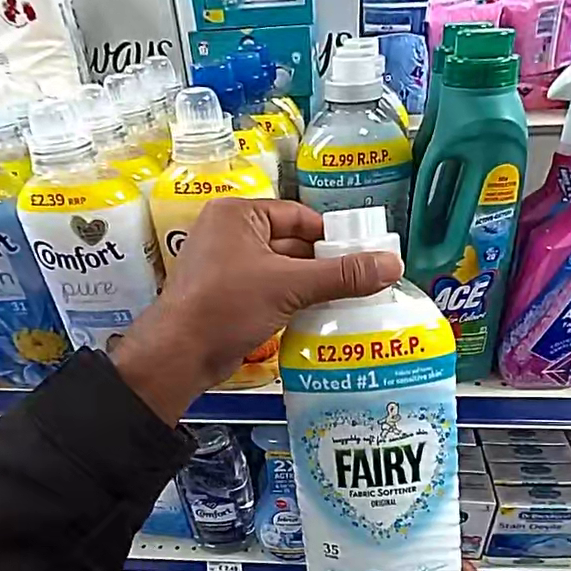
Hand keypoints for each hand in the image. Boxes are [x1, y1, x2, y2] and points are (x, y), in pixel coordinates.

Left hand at [112, 198, 402, 423]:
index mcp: (238, 214)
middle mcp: (229, 234)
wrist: (179, 356)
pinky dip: (293, 301)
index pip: (298, 216)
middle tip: (361, 281)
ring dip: (311, 286)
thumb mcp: (289, 285)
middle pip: (292, 244)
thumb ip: (341, 275)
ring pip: (282, 270)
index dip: (331, 236)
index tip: (361, 256)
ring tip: (348, 300)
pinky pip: (270, 290)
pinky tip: (319, 315)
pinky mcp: (228, 296)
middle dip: (324, 264)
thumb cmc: (226, 306)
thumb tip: (391, 265)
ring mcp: (226, 267)